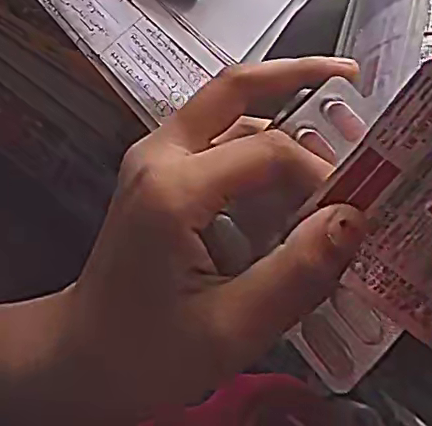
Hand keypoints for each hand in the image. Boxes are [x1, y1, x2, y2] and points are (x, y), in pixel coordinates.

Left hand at [0, 57, 366, 425]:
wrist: (77, 356)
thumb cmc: (145, 354)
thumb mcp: (229, 332)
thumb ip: (296, 275)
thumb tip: (354, 219)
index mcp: (172, 188)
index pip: (264, 152)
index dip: (317, 171)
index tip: (354, 204)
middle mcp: (160, 151)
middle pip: (233, 87)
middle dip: (295, 73)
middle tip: (350, 76)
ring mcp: (155, 152)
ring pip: (227, 109)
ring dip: (280, 113)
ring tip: (332, 136)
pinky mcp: (158, 164)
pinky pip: (216, 135)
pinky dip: (258, 141)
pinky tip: (289, 175)